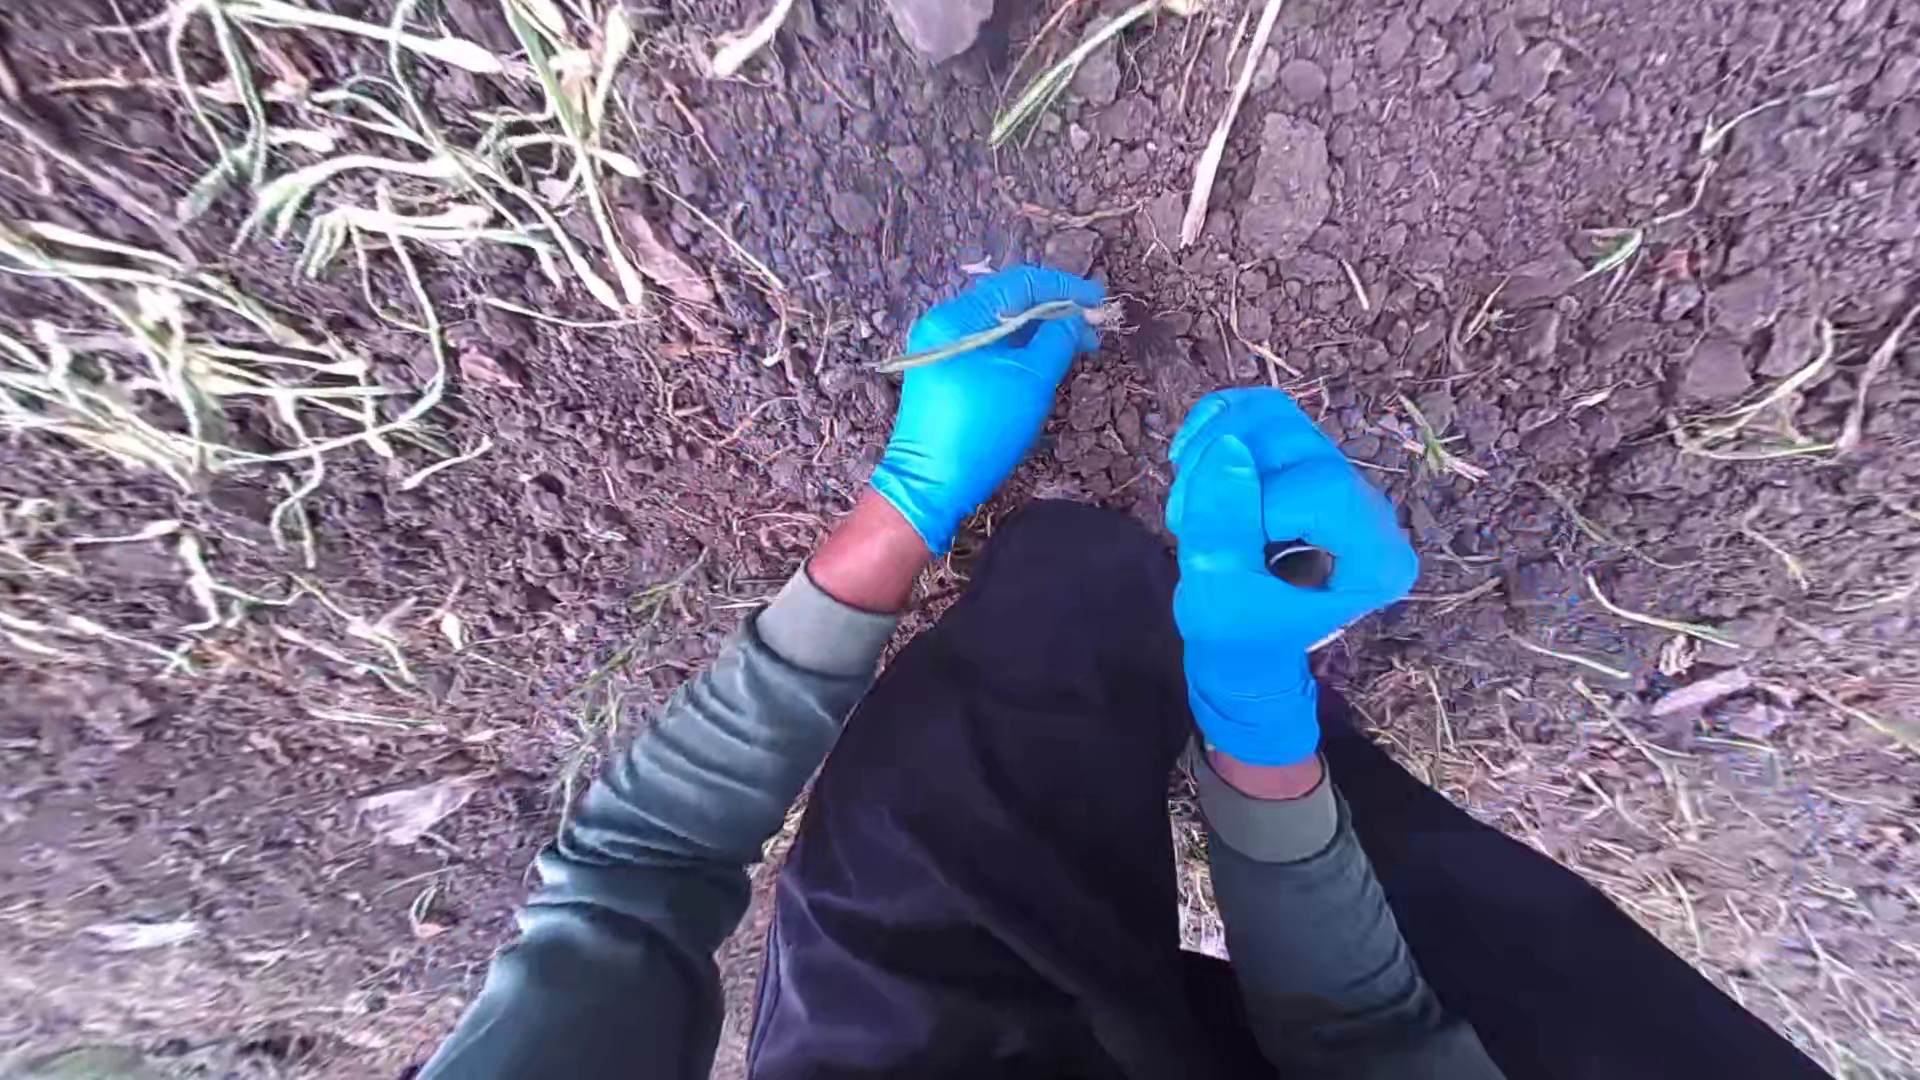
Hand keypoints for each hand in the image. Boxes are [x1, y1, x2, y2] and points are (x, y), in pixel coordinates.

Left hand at [871, 265, 1105, 553]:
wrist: (930, 485)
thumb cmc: (981, 431)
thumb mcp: (1029, 382)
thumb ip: (1056, 341)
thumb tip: (1073, 317)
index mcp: (958, 318)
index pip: (1019, 283)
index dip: (1064, 288)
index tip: (1097, 301)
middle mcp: (943, 327)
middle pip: (1007, 305)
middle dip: (1053, 315)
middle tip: (1090, 332)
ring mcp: (940, 353)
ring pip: (998, 332)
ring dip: (1037, 336)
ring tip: (1073, 350)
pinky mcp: (943, 378)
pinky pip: (985, 354)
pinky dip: (1016, 355)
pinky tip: (1042, 365)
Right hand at [1166, 389, 1418, 764]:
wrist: (1236, 645)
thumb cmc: (1235, 633)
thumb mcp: (1220, 589)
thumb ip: (1223, 522)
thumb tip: (1225, 444)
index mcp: (1375, 555)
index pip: (1320, 490)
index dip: (1254, 507)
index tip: (1218, 547)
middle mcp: (1366, 510)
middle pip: (1297, 442)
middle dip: (1221, 461)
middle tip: (1183, 507)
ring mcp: (1333, 484)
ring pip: (1276, 421)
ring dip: (1211, 445)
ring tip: (1187, 493)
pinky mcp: (1298, 470)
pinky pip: (1261, 418)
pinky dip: (1215, 425)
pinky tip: (1189, 457)